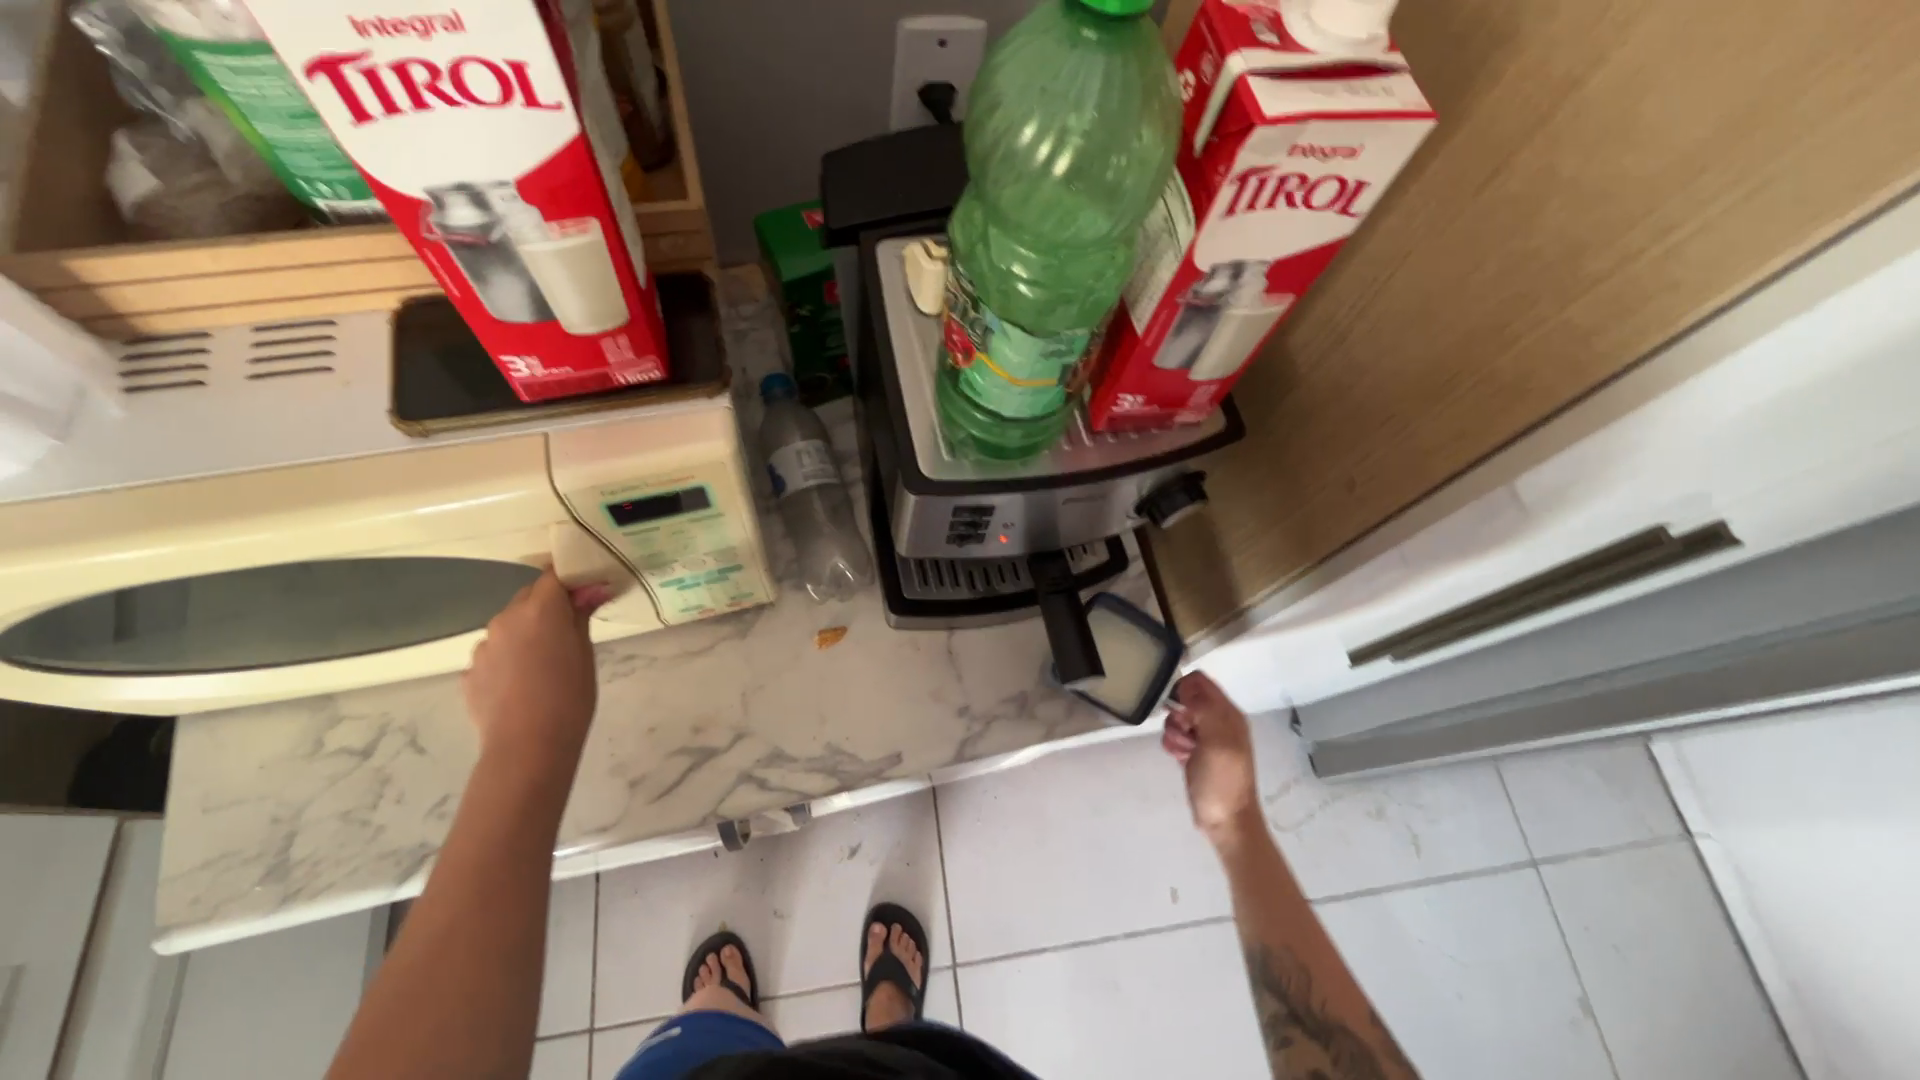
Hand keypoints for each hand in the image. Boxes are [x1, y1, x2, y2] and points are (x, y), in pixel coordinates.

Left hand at [463, 569, 610, 757]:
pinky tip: (521, 688)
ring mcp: (483, 647)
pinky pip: (493, 656)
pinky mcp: (470, 673)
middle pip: (527, 599)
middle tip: (567, 636)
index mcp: (539, 610)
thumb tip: (590, 590)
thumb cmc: (570, 698)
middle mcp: (505, 620)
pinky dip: (507, 662)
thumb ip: (582, 617)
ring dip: (524, 636)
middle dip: (546, 609)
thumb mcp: (586, 655)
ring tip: (542, 669)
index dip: (569, 582)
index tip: (585, 595)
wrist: (527, 747)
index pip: (552, 576)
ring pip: (508, 628)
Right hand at [1161, 672, 1263, 848]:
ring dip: (1174, 732)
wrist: (1226, 820)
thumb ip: (1204, 708)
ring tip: (1184, 752)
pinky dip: (1173, 745)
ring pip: (1177, 719)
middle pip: (1185, 699)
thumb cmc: (1223, 780)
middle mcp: (1218, 721)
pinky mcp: (1194, 752)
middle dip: (1177, 714)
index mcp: (1228, 714)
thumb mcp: (1217, 740)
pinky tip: (1180, 760)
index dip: (1184, 689)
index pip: (1201, 682)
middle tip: (1186, 734)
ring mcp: (1206, 738)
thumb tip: (1186, 686)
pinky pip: (1175, 736)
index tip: (1179, 709)